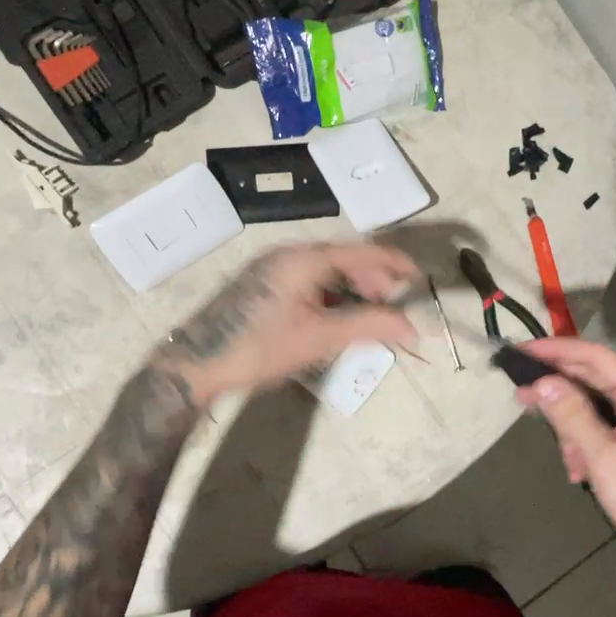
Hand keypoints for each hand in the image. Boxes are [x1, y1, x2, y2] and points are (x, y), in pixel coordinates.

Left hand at [159, 242, 420, 402]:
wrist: (197, 365)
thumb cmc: (260, 349)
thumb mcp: (320, 339)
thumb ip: (370, 327)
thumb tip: (412, 327)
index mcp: (303, 259)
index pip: (361, 251)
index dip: (393, 263)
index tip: (418, 277)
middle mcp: (287, 254)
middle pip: (344, 258)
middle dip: (374, 280)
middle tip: (394, 306)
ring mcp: (271, 268)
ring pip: (326, 270)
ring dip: (353, 289)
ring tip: (369, 315)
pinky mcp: (262, 284)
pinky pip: (308, 280)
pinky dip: (331, 294)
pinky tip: (337, 317)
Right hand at [515, 338, 615, 558]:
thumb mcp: (603, 458)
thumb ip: (572, 416)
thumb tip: (540, 382)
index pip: (596, 357)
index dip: (557, 350)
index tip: (521, 352)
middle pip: (593, 377)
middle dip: (558, 390)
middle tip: (520, 396)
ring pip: (592, 405)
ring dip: (572, 428)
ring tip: (570, 462)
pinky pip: (600, 424)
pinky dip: (584, 441)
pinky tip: (580, 470)